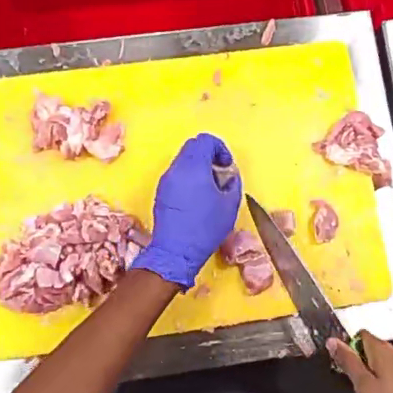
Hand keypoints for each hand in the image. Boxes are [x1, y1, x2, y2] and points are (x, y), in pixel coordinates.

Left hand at [131, 133, 242, 287]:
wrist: (175, 252)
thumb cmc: (205, 228)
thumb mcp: (229, 205)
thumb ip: (232, 184)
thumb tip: (228, 177)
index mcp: (193, 166)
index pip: (205, 140)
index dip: (220, 148)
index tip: (227, 166)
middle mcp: (176, 169)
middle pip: (192, 148)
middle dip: (209, 156)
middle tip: (219, 175)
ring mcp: (165, 181)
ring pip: (182, 162)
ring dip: (198, 168)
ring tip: (209, 189)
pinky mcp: (160, 193)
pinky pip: (176, 176)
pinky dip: (187, 179)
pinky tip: (197, 200)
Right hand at [327, 333, 392, 392]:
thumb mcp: (364, 386)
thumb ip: (348, 362)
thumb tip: (331, 340)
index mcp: (383, 349)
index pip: (359, 335)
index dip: (347, 347)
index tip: (340, 367)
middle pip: (369, 349)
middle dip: (357, 365)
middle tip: (353, 387)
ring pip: (379, 364)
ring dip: (369, 377)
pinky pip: (390, 375)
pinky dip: (382, 384)